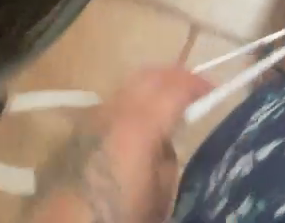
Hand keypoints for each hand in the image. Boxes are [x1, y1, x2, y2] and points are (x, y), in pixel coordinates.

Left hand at [27, 67, 212, 222]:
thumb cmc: (118, 219)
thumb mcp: (159, 198)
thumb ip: (167, 159)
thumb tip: (164, 142)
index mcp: (141, 124)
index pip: (177, 87)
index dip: (198, 85)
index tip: (212, 92)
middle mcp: (114, 113)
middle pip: (150, 75)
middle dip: (174, 77)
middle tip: (191, 91)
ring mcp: (89, 122)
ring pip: (125, 88)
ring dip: (149, 89)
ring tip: (162, 107)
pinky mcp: (72, 138)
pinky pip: (106, 109)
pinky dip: (126, 107)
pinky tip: (131, 129)